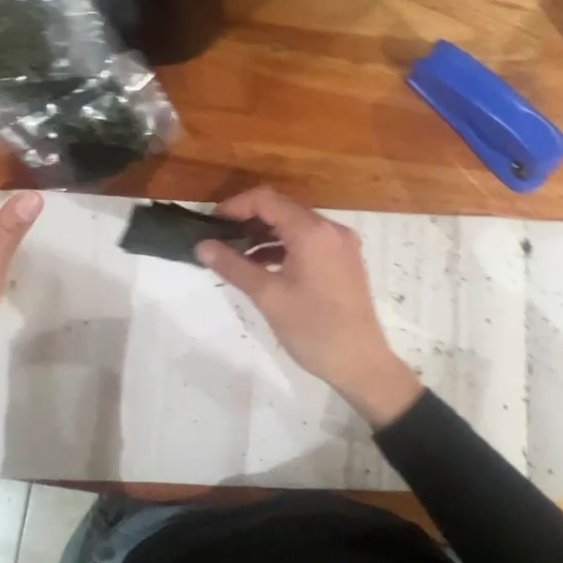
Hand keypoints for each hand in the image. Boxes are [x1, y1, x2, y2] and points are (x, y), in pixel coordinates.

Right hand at [197, 187, 421, 427]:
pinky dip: (285, 248)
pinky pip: (310, 243)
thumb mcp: (268, 296)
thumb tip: (202, 246)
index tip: (211, 223)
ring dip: (266, 236)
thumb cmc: (313, 328)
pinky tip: (264, 267)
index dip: (235, 206)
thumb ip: (233, 266)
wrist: (360, 362)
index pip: (266, 200)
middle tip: (220, 240)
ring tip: (237, 256)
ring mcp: (342, 245)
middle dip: (249, 221)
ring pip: (296, 227)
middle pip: (283, 210)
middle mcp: (331, 229)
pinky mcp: (345, 262)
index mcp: (312, 231)